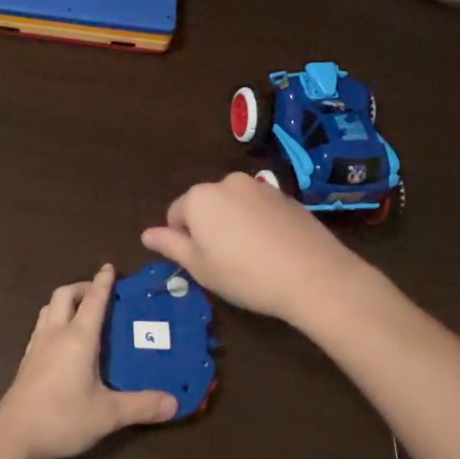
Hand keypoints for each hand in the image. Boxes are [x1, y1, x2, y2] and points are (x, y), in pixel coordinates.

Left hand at [0, 264, 177, 458]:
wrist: (15, 436)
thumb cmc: (63, 418)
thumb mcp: (108, 415)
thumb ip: (142, 406)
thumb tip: (175, 403)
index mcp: (78, 338)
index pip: (93, 301)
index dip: (103, 283)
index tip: (109, 268)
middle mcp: (55, 334)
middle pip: (64, 295)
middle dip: (82, 287)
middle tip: (99, 293)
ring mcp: (36, 346)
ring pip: (48, 309)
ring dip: (65, 302)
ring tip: (81, 312)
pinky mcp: (26, 361)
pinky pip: (41, 327)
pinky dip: (54, 320)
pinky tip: (62, 340)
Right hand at [140, 173, 381, 323]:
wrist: (313, 275)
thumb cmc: (244, 274)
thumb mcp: (199, 267)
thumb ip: (170, 245)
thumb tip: (146, 233)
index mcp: (200, 197)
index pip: (175, 214)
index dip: (183, 241)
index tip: (201, 264)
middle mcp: (227, 183)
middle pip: (205, 205)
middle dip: (208, 228)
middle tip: (224, 262)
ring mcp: (260, 187)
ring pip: (233, 206)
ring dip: (233, 225)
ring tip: (250, 257)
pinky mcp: (287, 196)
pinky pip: (259, 209)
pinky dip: (258, 224)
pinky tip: (272, 250)